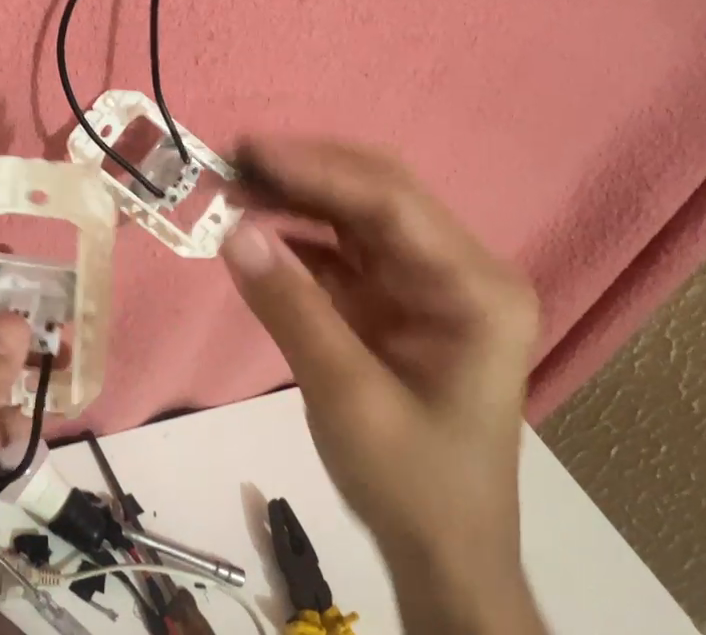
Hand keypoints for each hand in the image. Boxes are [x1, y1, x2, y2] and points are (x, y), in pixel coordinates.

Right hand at [221, 138, 546, 634]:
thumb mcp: (348, 399)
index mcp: (474, 289)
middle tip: (231, 162)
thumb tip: (233, 232)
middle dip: (304, 174)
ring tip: (231, 187)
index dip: (316, 169)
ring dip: (295, 200)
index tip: (247, 152)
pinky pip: (342, 255)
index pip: (390, 203)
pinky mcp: (394, 304)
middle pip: (377, 196)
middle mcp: (457, 272)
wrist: (443, 553)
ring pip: (355, 218)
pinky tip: (254, 232)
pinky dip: (296, 240)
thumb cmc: (414, 483)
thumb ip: (293, 310)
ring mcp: (426, 286)